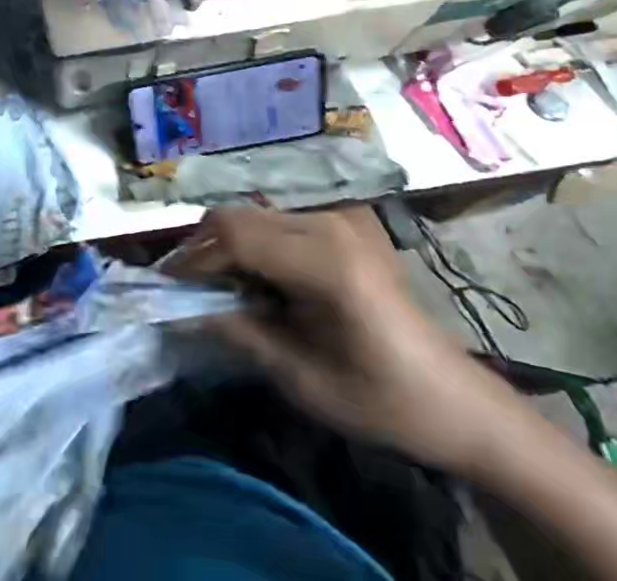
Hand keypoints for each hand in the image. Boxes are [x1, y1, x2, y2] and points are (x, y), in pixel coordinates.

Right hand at [171, 206, 531, 475]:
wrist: (453, 398)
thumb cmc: (381, 400)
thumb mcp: (301, 378)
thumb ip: (238, 332)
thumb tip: (180, 309)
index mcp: (326, 262)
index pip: (235, 236)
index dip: (191, 259)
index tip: (163, 287)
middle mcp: (331, 225)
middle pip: (240, 216)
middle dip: (203, 250)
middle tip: (184, 290)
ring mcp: (341, 220)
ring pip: (255, 215)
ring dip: (226, 246)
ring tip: (215, 290)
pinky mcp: (345, 226)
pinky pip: (279, 223)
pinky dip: (253, 245)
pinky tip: (255, 282)